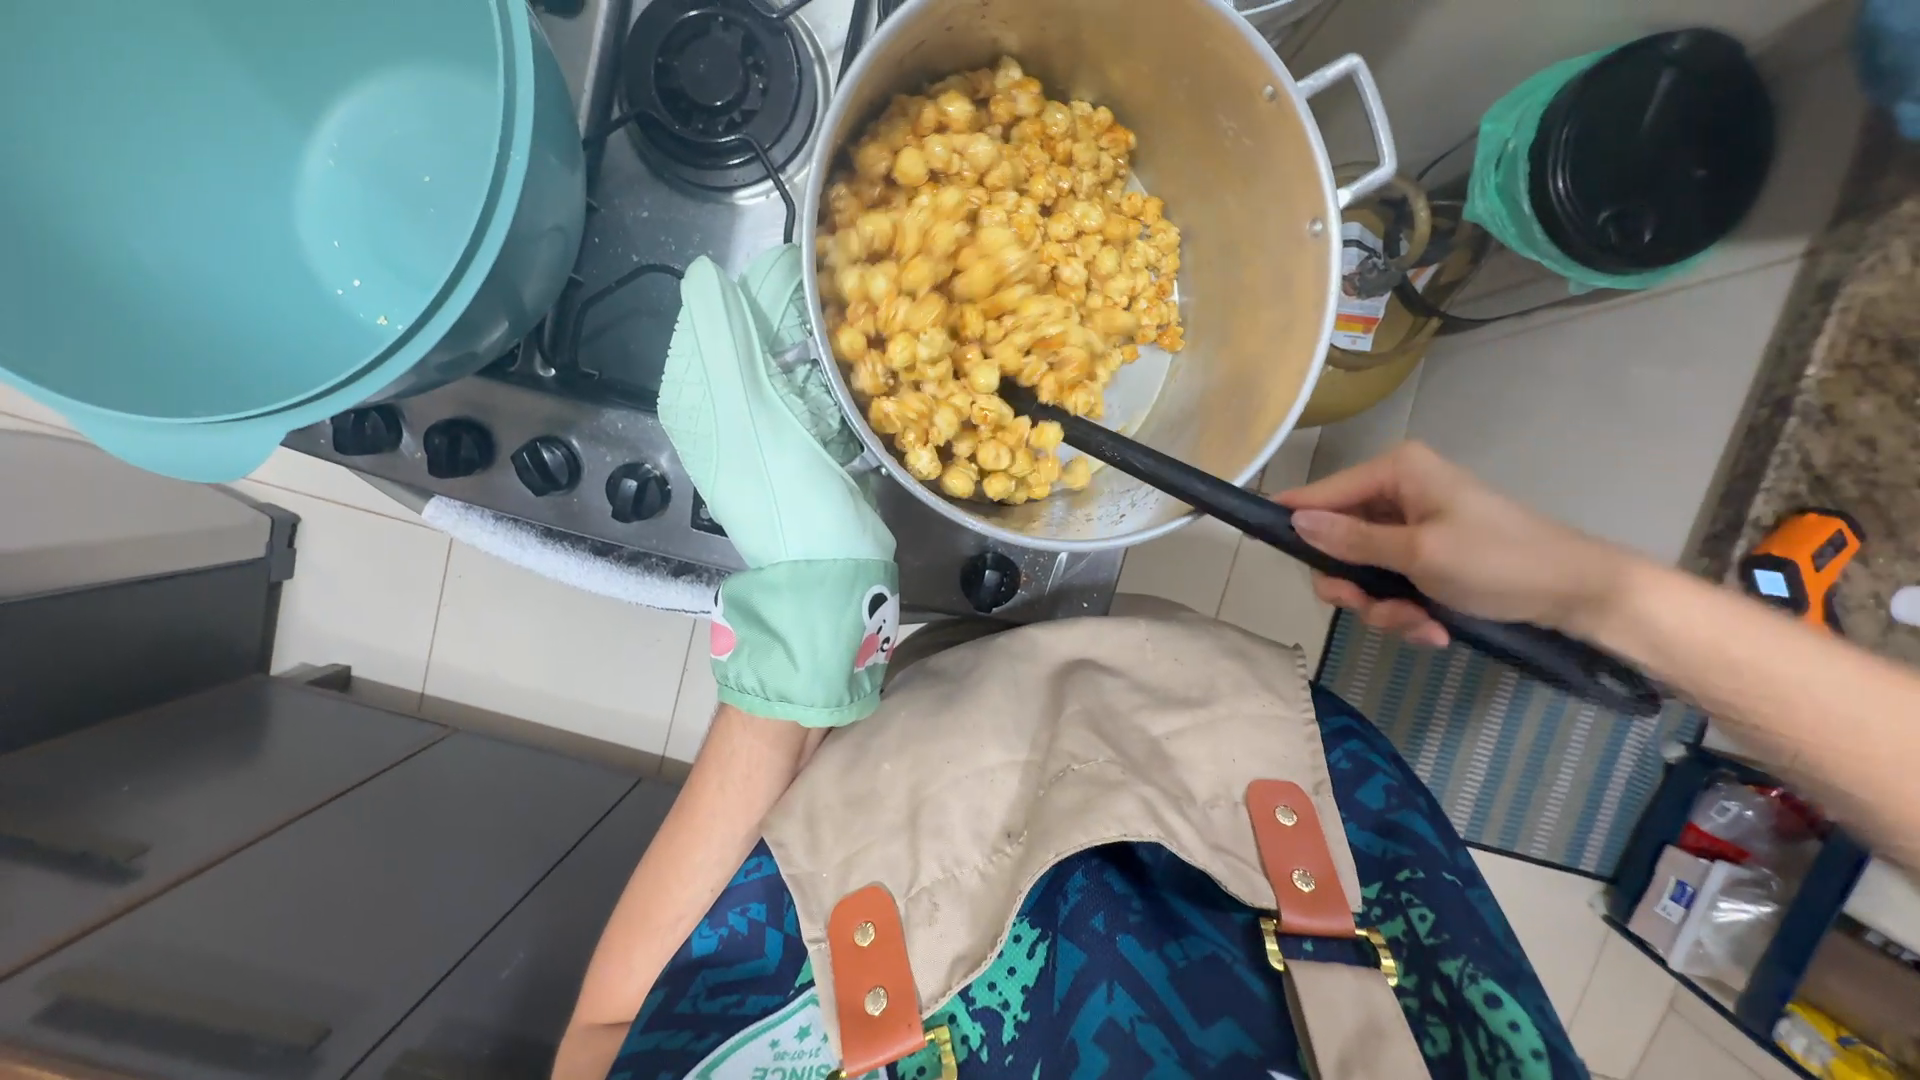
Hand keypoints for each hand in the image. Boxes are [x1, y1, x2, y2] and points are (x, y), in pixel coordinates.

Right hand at [1275, 442, 1628, 645]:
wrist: (1577, 595)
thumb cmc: (1499, 563)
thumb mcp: (1419, 554)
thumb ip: (1352, 540)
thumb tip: (1294, 522)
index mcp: (1395, 472)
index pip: (1319, 495)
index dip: (1292, 525)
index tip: (1265, 550)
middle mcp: (1396, 493)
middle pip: (1334, 541)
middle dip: (1354, 585)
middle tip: (1373, 609)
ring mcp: (1409, 526)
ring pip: (1359, 571)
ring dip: (1382, 607)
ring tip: (1418, 625)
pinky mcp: (1423, 556)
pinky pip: (1387, 584)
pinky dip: (1403, 611)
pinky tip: (1432, 629)